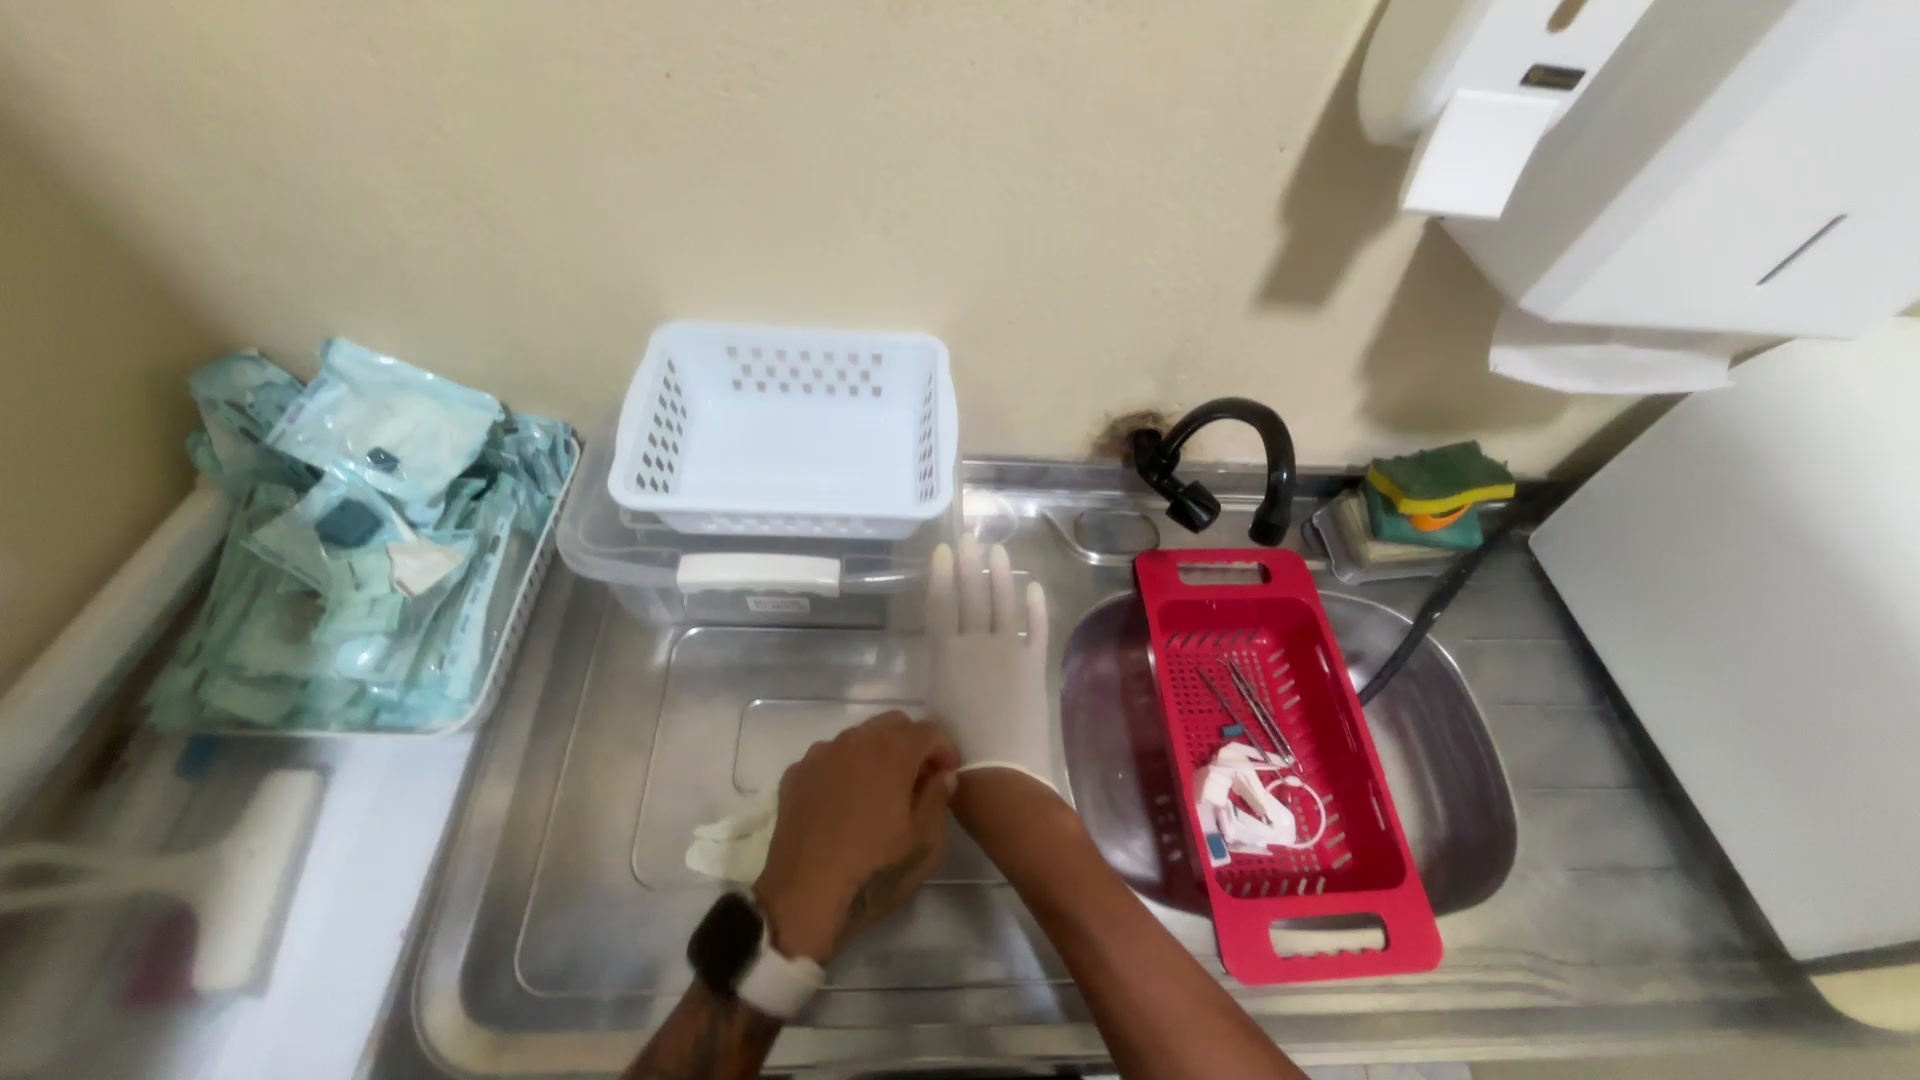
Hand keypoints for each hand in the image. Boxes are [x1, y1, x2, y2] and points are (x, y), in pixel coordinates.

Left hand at [752, 711, 958, 964]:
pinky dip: (844, 771)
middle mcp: (854, 741)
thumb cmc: (874, 870)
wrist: (804, 899)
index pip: (929, 730)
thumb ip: (939, 798)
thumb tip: (943, 775)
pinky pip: (829, 759)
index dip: (945, 751)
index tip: (946, 779)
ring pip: (858, 739)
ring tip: (878, 794)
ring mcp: (819, 755)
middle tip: (917, 783)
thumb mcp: (925, 842)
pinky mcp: (795, 775)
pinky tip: (844, 805)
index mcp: (891, 752)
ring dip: (876, 755)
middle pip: (892, 725)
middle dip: (911, 746)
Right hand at [926, 536, 1054, 787]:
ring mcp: (1008, 652)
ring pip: (1003, 604)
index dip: (940, 577)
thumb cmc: (955, 752)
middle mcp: (975, 645)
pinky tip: (1034, 587)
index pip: (940, 606)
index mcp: (945, 656)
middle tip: (968, 537)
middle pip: (971, 596)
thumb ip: (940, 682)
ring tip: (997, 552)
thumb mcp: (933, 712)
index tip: (942, 551)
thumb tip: (945, 671)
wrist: (1000, 773)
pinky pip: (1037, 629)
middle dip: (968, 565)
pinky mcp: (1034, 666)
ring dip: (1000, 576)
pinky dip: (1036, 608)